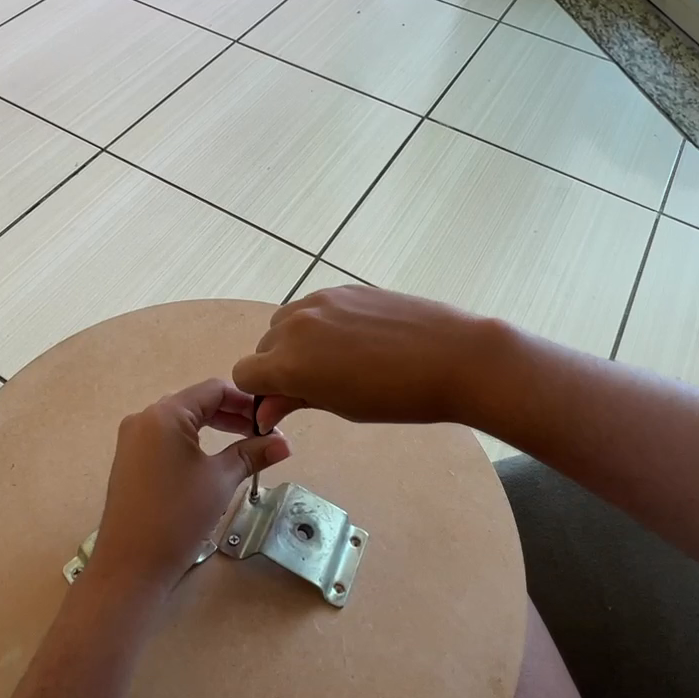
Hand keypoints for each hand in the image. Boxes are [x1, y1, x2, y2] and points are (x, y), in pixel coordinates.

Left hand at [90, 377, 291, 593]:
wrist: (129, 567)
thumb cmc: (178, 517)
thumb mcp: (220, 481)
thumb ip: (251, 454)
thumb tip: (284, 444)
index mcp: (165, 414)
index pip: (213, 390)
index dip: (245, 401)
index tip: (271, 419)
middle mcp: (144, 417)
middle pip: (196, 402)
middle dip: (231, 415)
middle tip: (263, 435)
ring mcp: (132, 439)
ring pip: (181, 420)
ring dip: (213, 428)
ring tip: (244, 446)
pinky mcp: (129, 459)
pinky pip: (166, 437)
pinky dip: (192, 441)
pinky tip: (212, 459)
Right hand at [232, 286, 516, 431]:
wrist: (453, 356)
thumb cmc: (397, 396)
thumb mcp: (340, 406)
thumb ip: (296, 400)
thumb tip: (266, 409)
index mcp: (288, 361)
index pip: (245, 374)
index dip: (260, 392)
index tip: (285, 403)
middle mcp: (294, 324)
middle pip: (264, 345)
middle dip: (278, 366)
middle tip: (315, 385)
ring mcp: (320, 300)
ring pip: (286, 321)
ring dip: (296, 342)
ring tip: (335, 360)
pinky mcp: (343, 287)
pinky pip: (314, 307)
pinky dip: (320, 324)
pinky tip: (356, 340)